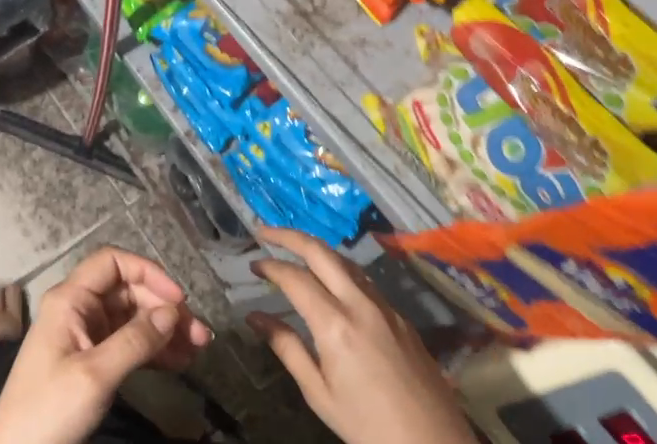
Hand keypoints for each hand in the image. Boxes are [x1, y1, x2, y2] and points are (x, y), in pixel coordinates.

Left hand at [0, 247, 213, 443]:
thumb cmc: (50, 407)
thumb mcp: (95, 374)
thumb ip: (134, 341)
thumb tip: (172, 312)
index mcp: (70, 299)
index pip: (111, 263)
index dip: (147, 272)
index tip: (179, 300)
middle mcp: (78, 308)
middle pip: (127, 291)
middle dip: (164, 307)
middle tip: (200, 334)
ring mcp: (85, 334)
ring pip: (131, 318)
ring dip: (164, 330)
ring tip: (198, 349)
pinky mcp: (92, 359)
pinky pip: (128, 343)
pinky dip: (153, 350)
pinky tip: (180, 361)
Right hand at [247, 228, 476, 443]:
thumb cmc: (369, 428)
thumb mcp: (319, 394)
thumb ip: (287, 348)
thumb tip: (255, 318)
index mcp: (335, 325)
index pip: (294, 278)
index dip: (270, 266)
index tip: (253, 264)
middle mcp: (361, 305)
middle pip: (321, 252)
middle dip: (289, 236)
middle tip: (265, 231)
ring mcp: (386, 310)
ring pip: (346, 262)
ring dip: (318, 249)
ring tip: (295, 249)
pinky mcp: (403, 320)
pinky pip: (365, 282)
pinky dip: (340, 270)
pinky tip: (333, 282)